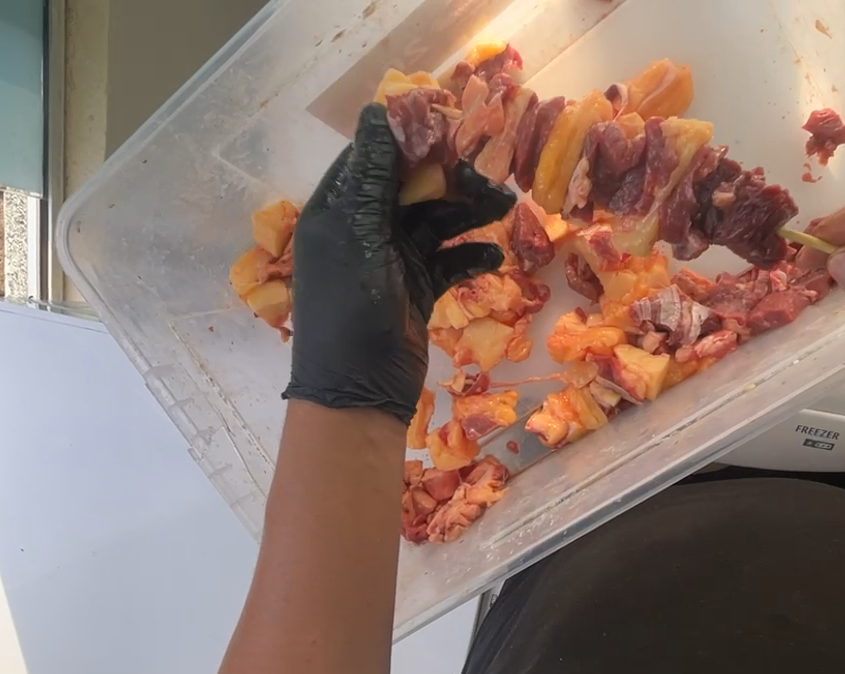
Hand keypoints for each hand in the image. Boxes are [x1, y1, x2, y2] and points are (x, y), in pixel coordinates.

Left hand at [285, 104, 515, 423]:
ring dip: (470, 213)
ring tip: (506, 208)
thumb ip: (374, 177)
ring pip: (437, 221)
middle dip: (453, 179)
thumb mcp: (358, 236)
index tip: (456, 130)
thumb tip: (378, 111)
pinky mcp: (418, 289)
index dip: (414, 140)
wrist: (358, 391)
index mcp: (338, 209)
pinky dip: (471, 254)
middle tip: (492, 177)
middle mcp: (364, 229)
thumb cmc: (350, 311)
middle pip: (414, 186)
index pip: (376, 156)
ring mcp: (393, 260)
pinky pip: (449, 260)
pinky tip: (493, 255)